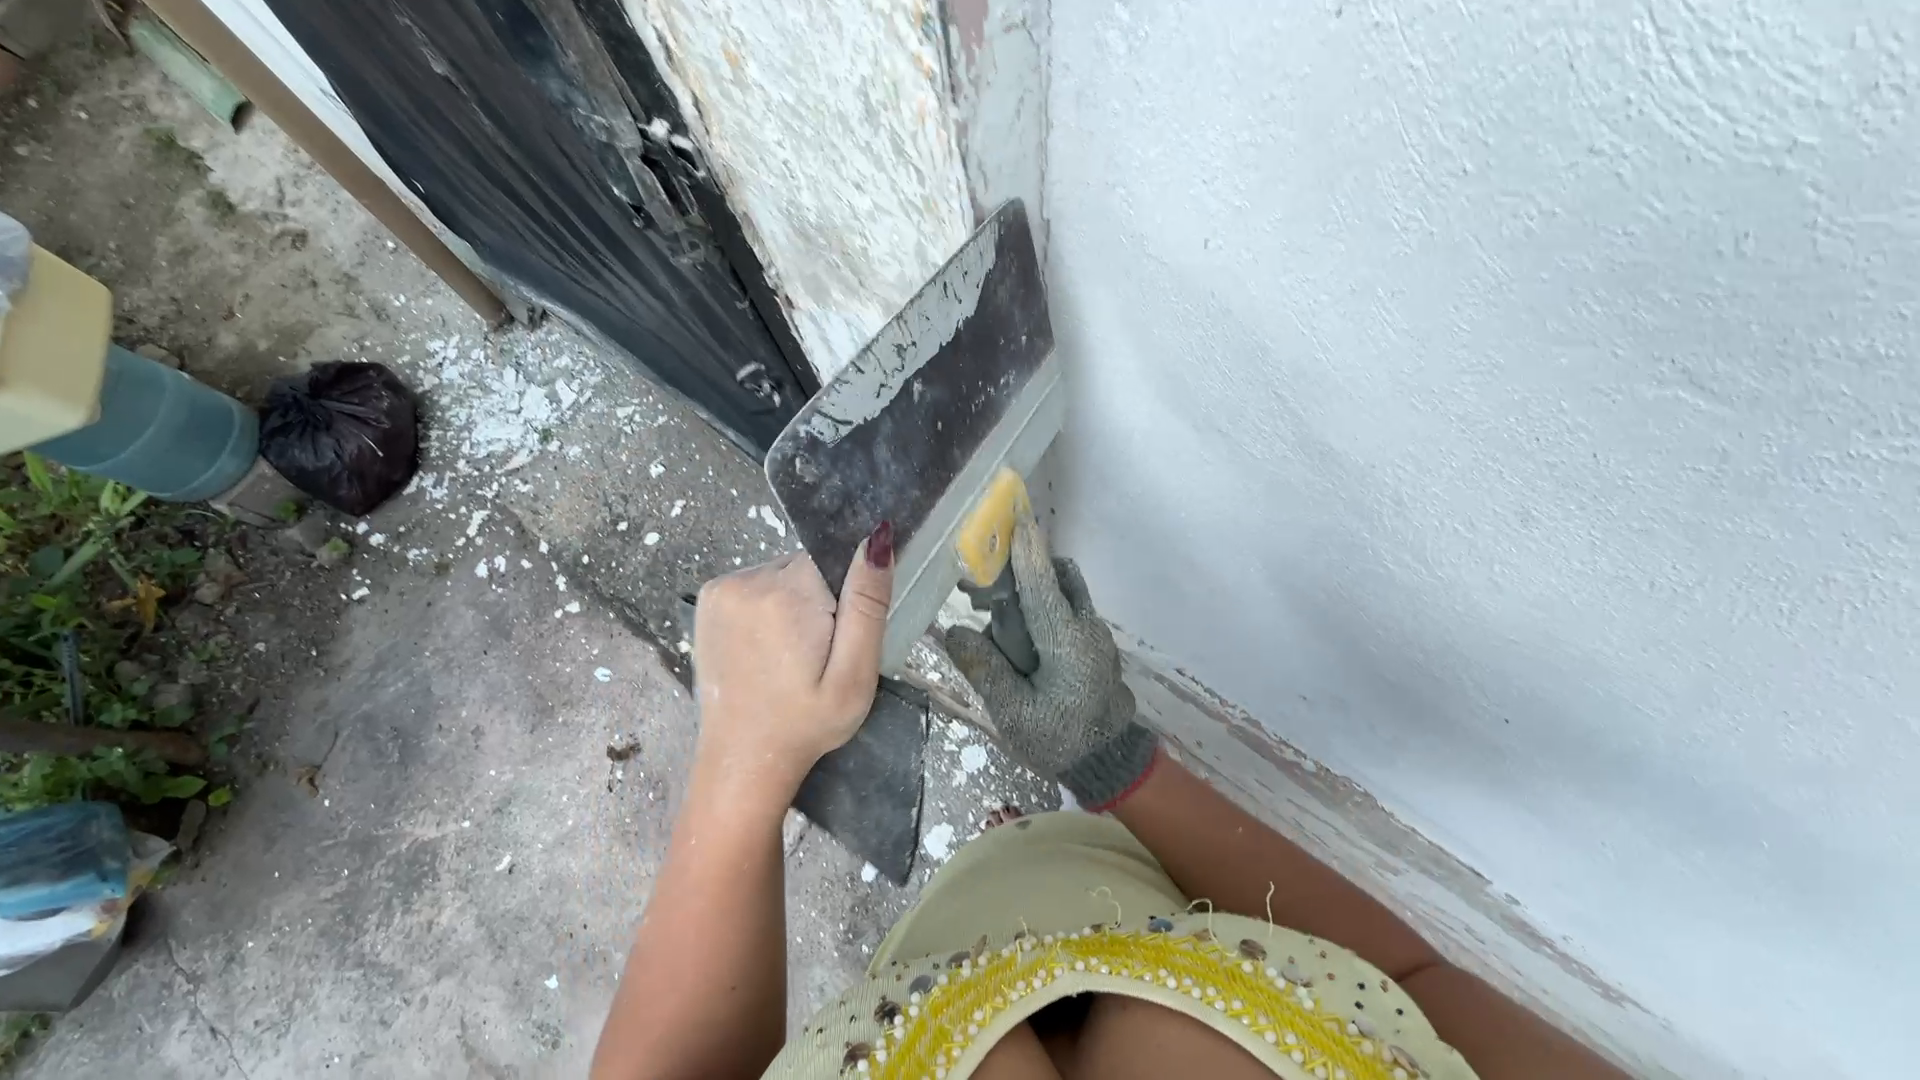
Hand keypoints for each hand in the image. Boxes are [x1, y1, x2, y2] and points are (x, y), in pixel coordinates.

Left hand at [692, 522, 894, 789]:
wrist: (744, 758)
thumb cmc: (807, 722)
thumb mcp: (854, 674)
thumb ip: (868, 604)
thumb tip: (878, 538)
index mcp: (787, 594)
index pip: (833, 559)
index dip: (845, 595)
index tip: (839, 636)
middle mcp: (748, 580)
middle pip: (807, 566)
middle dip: (820, 599)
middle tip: (820, 652)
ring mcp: (722, 589)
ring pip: (782, 574)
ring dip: (793, 602)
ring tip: (792, 654)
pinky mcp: (708, 600)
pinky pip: (756, 585)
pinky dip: (768, 607)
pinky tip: (768, 647)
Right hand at [944, 512, 1157, 811]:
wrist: (1109, 764)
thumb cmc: (1059, 741)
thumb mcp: (1014, 714)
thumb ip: (985, 669)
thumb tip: (951, 631)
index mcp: (1068, 645)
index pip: (1044, 589)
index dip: (1028, 555)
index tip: (1017, 522)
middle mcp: (1087, 630)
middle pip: (1059, 579)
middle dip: (1023, 571)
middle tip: (980, 589)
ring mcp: (1095, 636)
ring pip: (1064, 593)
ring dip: (1031, 591)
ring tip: (990, 614)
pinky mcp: (1093, 645)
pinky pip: (1066, 612)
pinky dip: (1041, 609)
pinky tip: (1015, 637)